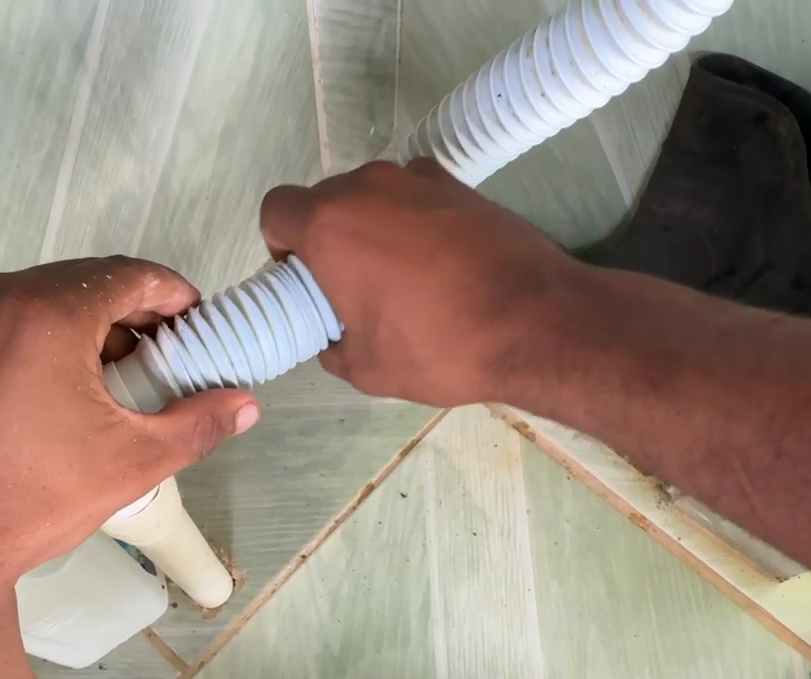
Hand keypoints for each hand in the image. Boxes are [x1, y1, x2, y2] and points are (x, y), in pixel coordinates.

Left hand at [0, 256, 257, 593]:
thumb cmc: (35, 497)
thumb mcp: (132, 462)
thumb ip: (198, 425)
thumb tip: (248, 405)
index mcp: (47, 311)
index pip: (131, 275)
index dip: (175, 296)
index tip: (200, 327)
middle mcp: (0, 295)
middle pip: (91, 282)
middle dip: (139, 316)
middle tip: (170, 361)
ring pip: (53, 301)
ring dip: (99, 329)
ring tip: (127, 382)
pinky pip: (19, 321)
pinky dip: (59, 341)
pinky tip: (75, 391)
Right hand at [260, 159, 587, 407]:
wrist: (535, 323)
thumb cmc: (438, 348)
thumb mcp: (365, 369)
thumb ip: (331, 346)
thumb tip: (335, 336)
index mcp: (330, 226)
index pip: (276, 211)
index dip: (280, 247)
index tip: (304, 281)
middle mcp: (368, 186)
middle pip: (324, 201)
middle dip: (326, 240)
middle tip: (351, 289)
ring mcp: (418, 177)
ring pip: (371, 197)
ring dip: (370, 229)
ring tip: (401, 279)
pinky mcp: (459, 184)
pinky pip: (413, 197)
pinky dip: (411, 222)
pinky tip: (437, 264)